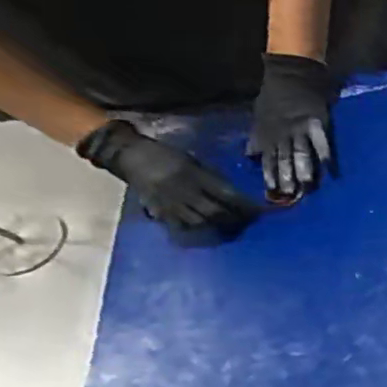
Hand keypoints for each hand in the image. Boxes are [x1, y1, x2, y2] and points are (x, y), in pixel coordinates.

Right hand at [77, 120, 259, 233]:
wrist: (129, 155)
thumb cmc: (164, 154)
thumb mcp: (191, 160)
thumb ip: (210, 178)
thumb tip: (233, 196)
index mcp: (193, 173)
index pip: (226, 193)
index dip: (244, 205)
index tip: (258, 212)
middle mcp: (184, 190)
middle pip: (216, 211)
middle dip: (234, 220)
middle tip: (247, 224)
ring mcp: (172, 203)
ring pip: (202, 222)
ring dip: (220, 228)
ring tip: (232, 230)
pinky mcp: (161, 212)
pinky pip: (183, 227)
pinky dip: (198, 231)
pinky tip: (207, 232)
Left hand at [246, 53, 337, 200]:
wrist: (291, 72)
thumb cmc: (274, 95)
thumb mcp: (259, 115)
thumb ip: (257, 137)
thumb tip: (250, 155)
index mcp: (269, 133)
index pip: (269, 159)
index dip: (270, 175)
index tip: (272, 191)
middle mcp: (283, 134)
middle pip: (285, 159)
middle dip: (287, 177)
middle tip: (290, 194)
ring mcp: (300, 129)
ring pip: (301, 153)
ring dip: (303, 169)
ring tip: (307, 185)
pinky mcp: (316, 122)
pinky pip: (321, 141)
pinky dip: (324, 153)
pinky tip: (329, 167)